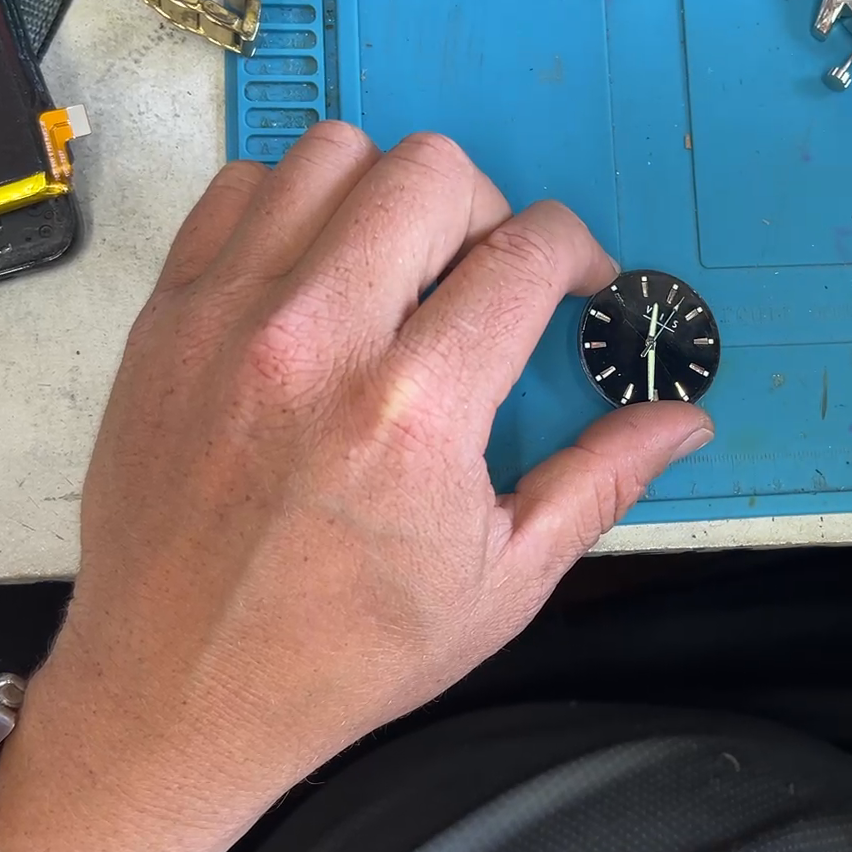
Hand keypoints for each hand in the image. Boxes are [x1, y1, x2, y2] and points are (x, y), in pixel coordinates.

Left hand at [0, 126, 712, 851]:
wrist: (174, 696)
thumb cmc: (349, 651)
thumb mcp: (506, 578)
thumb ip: (604, 478)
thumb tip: (684, 422)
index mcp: (416, 411)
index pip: (527, 253)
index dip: (578, 252)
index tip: (579, 284)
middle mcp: (317, 338)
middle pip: (434, 172)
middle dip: (493, 212)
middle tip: (491, 280)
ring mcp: (227, 315)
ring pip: (337, 154)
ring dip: (396, 197)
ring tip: (406, 271)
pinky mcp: (167, 315)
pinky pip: (245, 186)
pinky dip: (302, 205)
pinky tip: (322, 275)